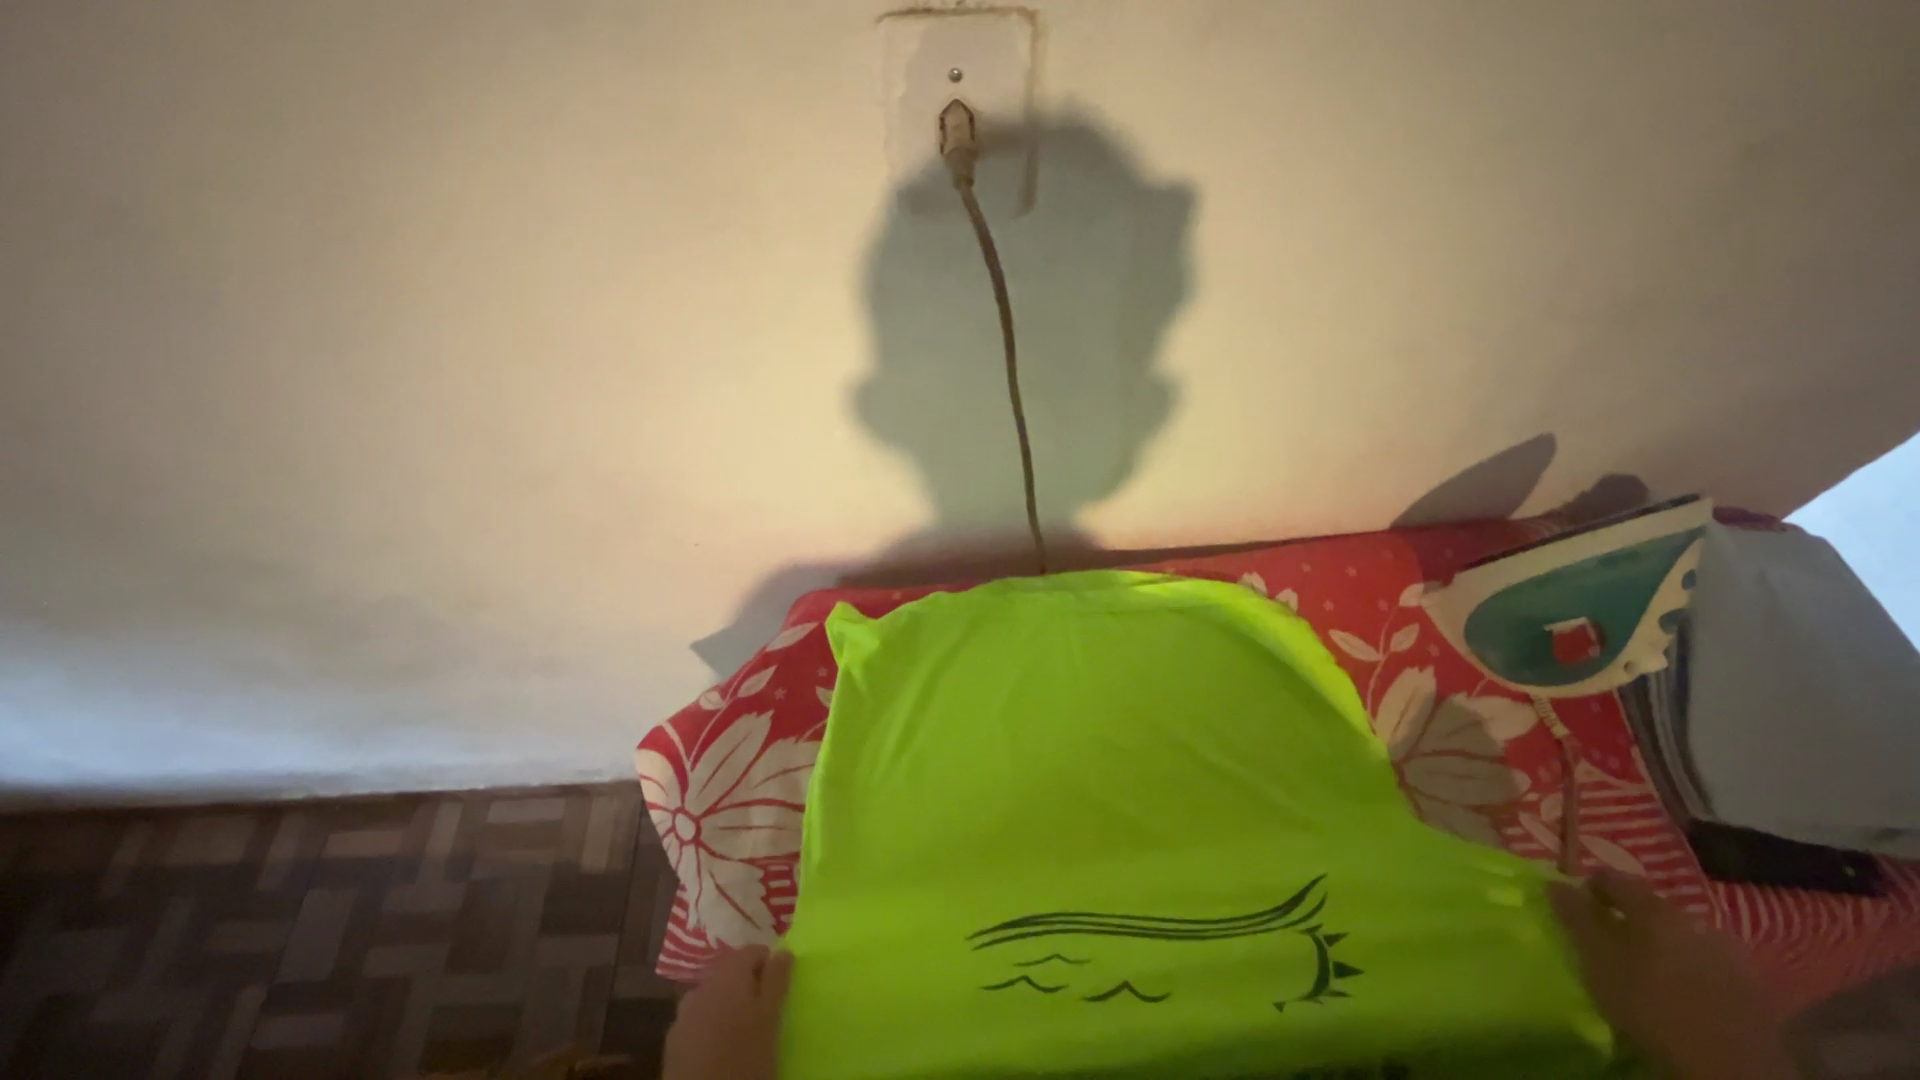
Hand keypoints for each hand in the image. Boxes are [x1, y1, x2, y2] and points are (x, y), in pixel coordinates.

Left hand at [663, 945, 792, 1079]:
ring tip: (742, 1028)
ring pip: (713, 995)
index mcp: (728, 975)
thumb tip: (783, 950)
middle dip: (748, 984)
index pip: (752, 950)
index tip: (778, 988)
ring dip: (728, 1003)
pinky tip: (718, 1044)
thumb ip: (777, 979)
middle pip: (730, 972)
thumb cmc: (744, 1056)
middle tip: (764, 1009)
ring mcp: (684, 1011)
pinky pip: (698, 1018)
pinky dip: (710, 1023)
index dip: (769, 964)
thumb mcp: (770, 1017)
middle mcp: (703, 985)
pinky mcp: (674, 1037)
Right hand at [1549, 870, 1796, 1079]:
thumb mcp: (1597, 958)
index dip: (1589, 887)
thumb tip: (1555, 882)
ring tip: (1643, 967)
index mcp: (1653, 908)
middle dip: (1626, 918)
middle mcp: (1691, 919)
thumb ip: (1575, 917)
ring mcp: (1724, 950)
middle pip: (1649, 907)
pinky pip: (1704, 960)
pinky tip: (1677, 987)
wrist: (1728, 1061)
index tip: (1575, 907)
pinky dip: (1685, 965)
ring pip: (1679, 935)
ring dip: (1658, 943)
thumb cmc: (1648, 1001)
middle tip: (1607, 940)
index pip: (1613, 878)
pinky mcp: (1746, 983)